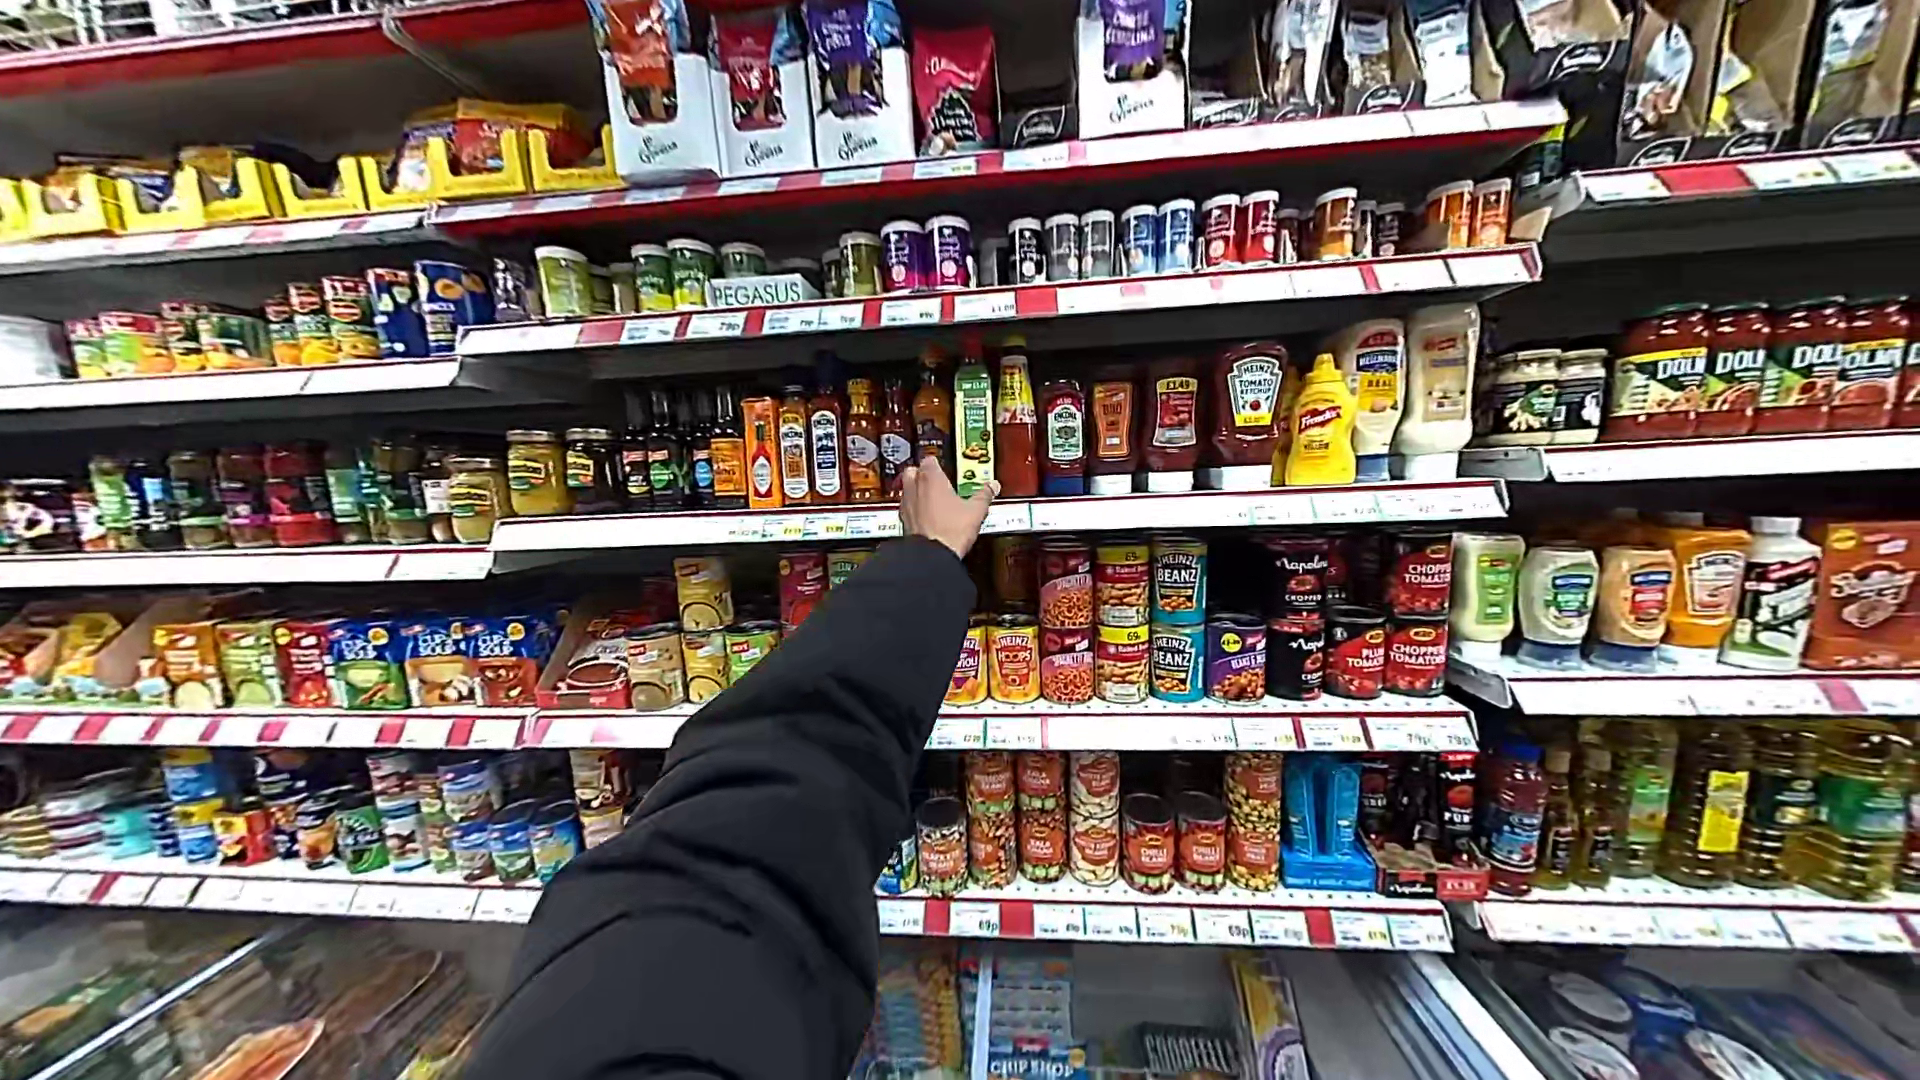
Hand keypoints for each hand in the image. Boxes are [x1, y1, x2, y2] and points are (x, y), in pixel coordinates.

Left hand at [900, 456, 996, 558]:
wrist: (933, 555)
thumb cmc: (950, 530)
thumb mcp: (975, 510)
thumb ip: (984, 495)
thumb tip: (992, 487)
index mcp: (931, 478)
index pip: (930, 459)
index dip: (938, 462)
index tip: (946, 466)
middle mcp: (914, 487)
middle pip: (913, 470)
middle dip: (923, 474)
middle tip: (938, 481)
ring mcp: (906, 504)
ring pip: (907, 489)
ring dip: (917, 491)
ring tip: (933, 499)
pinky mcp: (903, 521)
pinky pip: (906, 508)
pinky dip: (914, 508)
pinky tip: (927, 516)